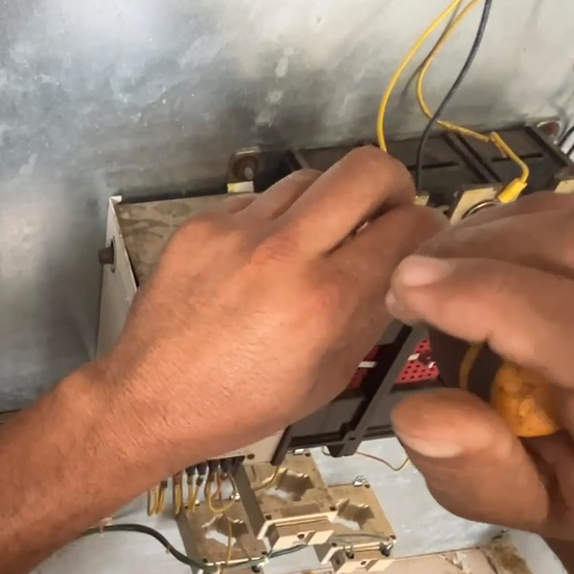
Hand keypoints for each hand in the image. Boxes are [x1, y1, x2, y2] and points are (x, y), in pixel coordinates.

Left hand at [87, 148, 444, 471]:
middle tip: (379, 217)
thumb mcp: (324, 380)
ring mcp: (235, 232)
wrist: (148, 400)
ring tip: (314, 243)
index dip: (425, 232)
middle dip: (390, 188)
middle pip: (368, 168)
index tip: (415, 243)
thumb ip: (369, 317)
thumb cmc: (236, 405)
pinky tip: (259, 258)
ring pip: (309, 177)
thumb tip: (399, 271)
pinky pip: (256, 201)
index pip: (409, 225)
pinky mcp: (198, 226)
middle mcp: (282, 253)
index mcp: (324, 300)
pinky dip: (272, 221)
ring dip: (327, 203)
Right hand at [385, 193, 573, 541]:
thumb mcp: (501, 505)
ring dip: (498, 233)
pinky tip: (483, 259)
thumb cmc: (566, 493)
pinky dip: (526, 226)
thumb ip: (466, 467)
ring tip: (436, 269)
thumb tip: (415, 410)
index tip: (405, 288)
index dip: (498, 300)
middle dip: (484, 252)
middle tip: (406, 275)